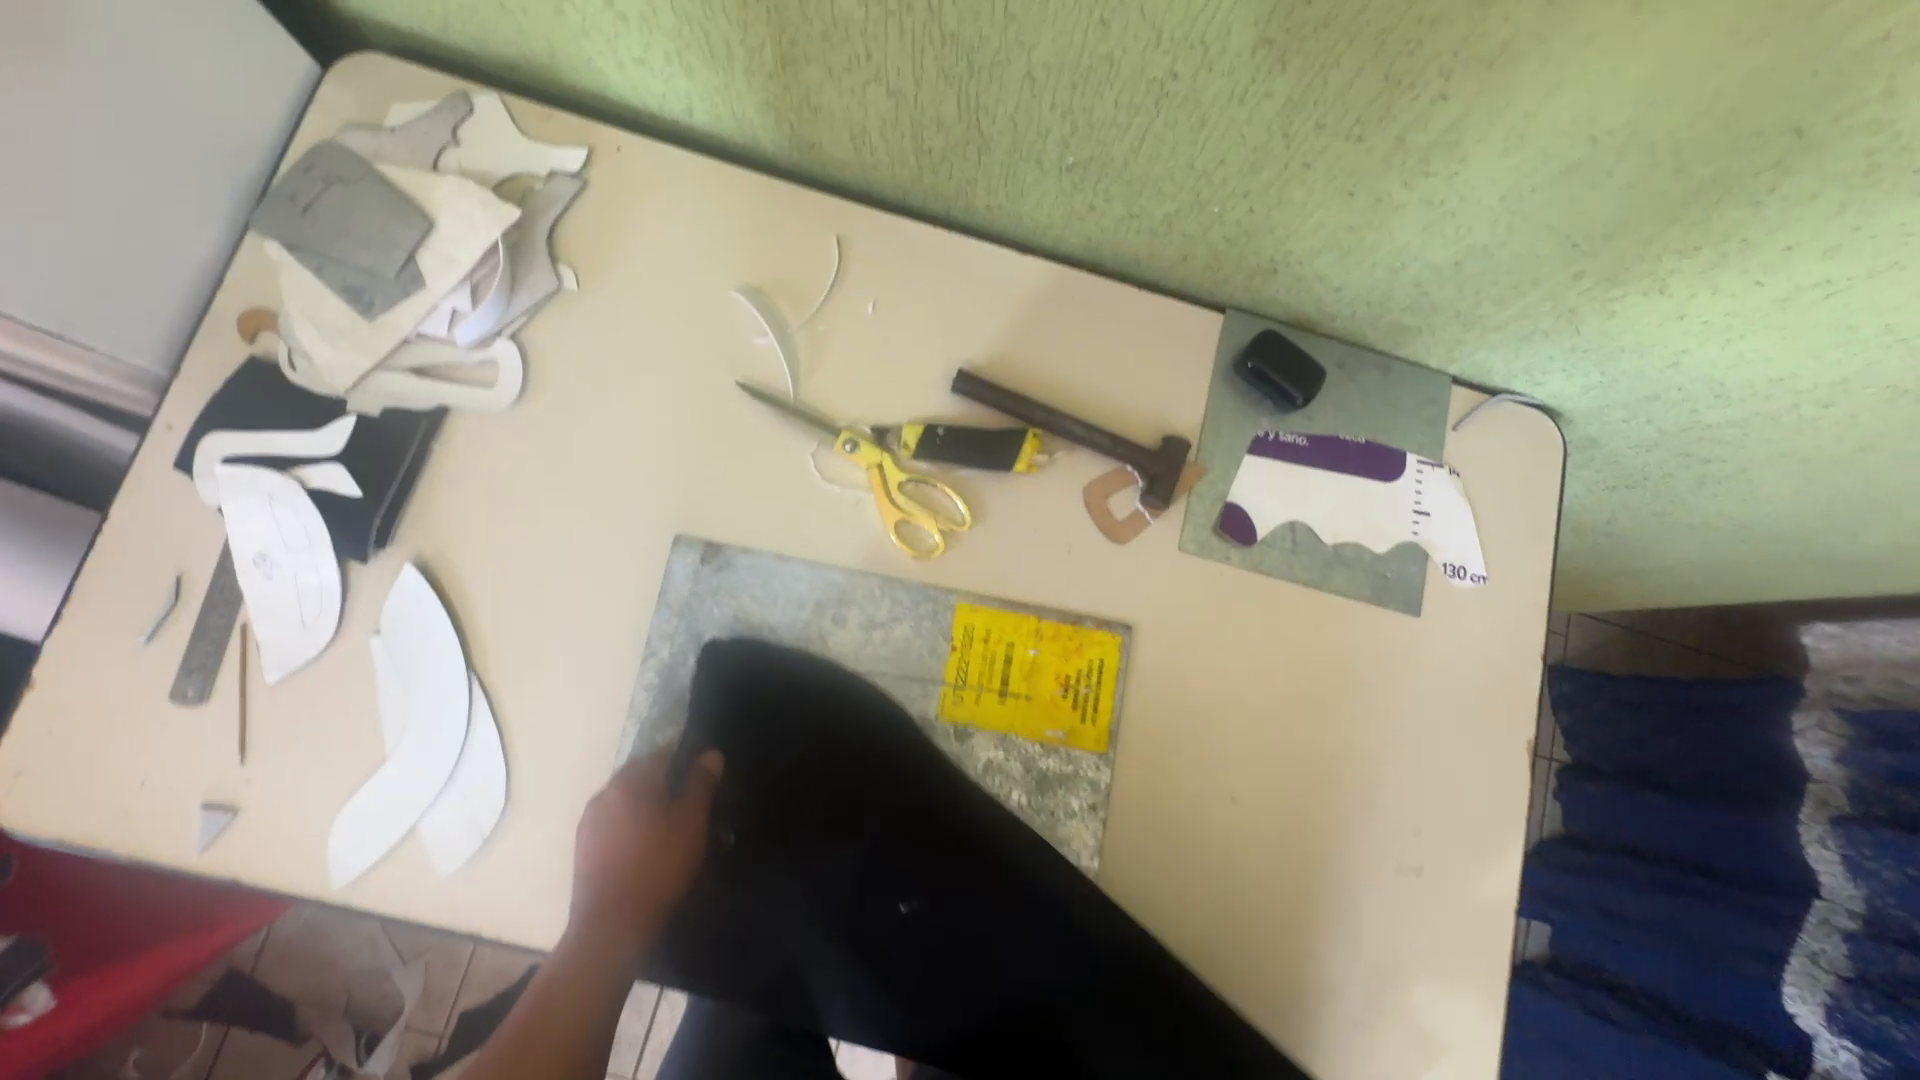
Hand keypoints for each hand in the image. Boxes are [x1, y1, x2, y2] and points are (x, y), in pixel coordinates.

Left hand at [566, 745, 723, 965]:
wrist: (612, 924)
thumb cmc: (659, 866)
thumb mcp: (692, 822)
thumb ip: (701, 783)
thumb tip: (711, 754)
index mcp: (630, 781)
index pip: (661, 754)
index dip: (684, 763)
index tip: (701, 782)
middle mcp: (604, 793)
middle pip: (639, 776)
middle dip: (663, 785)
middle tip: (688, 808)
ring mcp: (589, 821)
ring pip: (624, 801)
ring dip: (645, 806)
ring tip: (667, 830)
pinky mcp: (582, 846)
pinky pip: (612, 823)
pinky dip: (628, 826)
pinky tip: (643, 849)